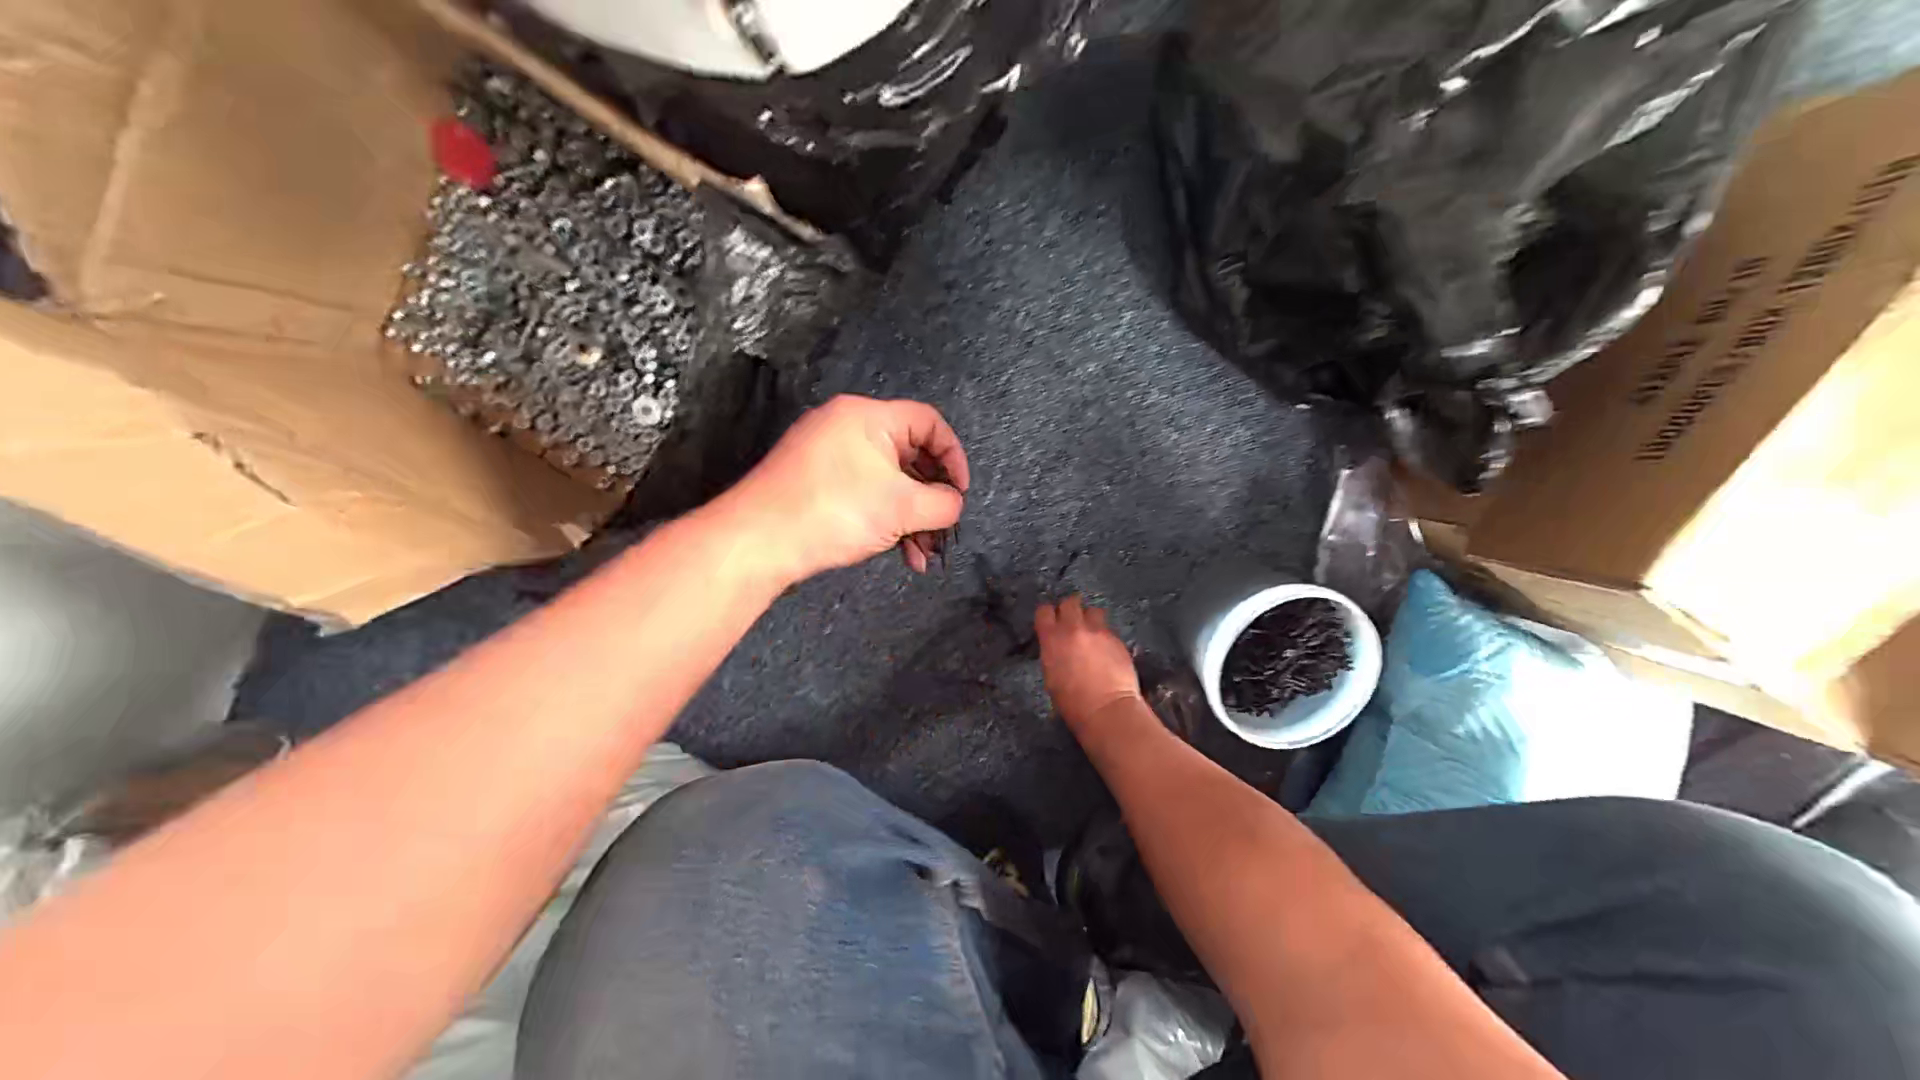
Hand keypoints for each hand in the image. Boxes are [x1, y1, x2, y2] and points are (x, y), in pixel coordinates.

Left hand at [714, 395, 970, 583]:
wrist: (758, 541)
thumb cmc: (831, 512)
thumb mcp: (902, 508)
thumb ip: (943, 504)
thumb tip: (953, 504)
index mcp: (868, 417)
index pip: (929, 423)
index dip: (954, 458)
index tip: (960, 493)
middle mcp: (846, 427)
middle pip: (909, 455)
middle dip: (932, 498)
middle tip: (943, 530)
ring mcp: (828, 455)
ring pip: (887, 481)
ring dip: (911, 518)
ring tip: (922, 554)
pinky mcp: (815, 482)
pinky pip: (863, 493)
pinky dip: (885, 519)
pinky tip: (898, 552)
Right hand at [1035, 596, 1144, 729]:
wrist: (1107, 709)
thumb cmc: (1071, 702)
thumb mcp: (1051, 675)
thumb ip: (1053, 652)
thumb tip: (1058, 646)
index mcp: (1052, 638)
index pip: (1044, 611)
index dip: (1047, 615)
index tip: (1050, 622)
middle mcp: (1074, 628)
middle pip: (1070, 602)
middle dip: (1069, 609)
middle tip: (1072, 622)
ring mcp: (1098, 631)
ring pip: (1093, 610)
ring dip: (1090, 618)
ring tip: (1091, 633)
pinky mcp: (1116, 639)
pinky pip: (1107, 628)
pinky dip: (1104, 635)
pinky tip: (1105, 650)